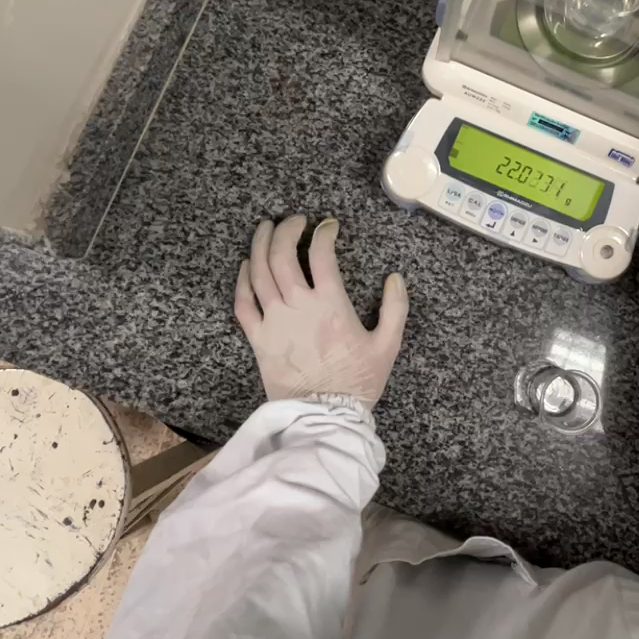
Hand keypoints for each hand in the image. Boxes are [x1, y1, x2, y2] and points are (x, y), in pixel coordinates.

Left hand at [233, 215, 408, 406]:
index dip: (324, 233)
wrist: (324, 418)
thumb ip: (395, 308)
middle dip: (287, 230)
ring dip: (261, 245)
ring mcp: (273, 321)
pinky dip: (242, 280)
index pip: (321, 254)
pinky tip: (245, 266)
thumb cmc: (357, 382)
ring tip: (266, 228)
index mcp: (331, 304)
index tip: (328, 226)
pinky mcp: (257, 339)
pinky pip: (243, 302)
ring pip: (259, 272)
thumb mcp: (388, 345)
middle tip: (294, 220)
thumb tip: (395, 278)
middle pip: (283, 255)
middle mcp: (298, 306)